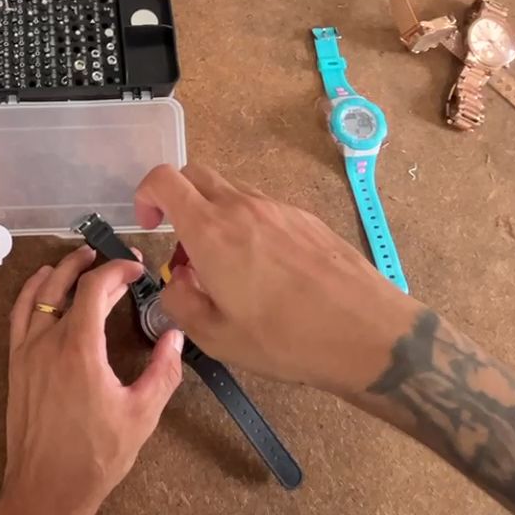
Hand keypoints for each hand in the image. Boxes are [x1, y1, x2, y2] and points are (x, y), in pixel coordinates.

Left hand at [0, 245, 184, 514]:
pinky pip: (19, 313)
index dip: (116, 269)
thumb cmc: (96, 456)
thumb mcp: (141, 415)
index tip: (136, 268)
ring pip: (39, 292)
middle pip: (67, 284)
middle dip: (94, 265)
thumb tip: (175, 337)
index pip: (95, 287)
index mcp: (79, 347)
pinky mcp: (15, 362)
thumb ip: (163, 371)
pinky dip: (31, 291)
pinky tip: (42, 284)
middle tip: (116, 261)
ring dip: (62, 271)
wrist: (46, 489)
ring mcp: (26, 349)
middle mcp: (48, 339)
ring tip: (82, 259)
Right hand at [133, 162, 421, 396]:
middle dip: (176, 199)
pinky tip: (265, 269)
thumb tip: (177, 281)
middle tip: (183, 245)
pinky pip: (261, 206)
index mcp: (211, 230)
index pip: (163, 179)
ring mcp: (276, 207)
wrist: (369, 334)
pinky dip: (245, 223)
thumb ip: (180, 303)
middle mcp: (240, 206)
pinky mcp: (304, 218)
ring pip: (229, 189)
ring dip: (212, 213)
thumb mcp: (217, 338)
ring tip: (225, 263)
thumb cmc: (287, 339)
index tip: (150, 226)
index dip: (145, 194)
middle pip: (194, 174)